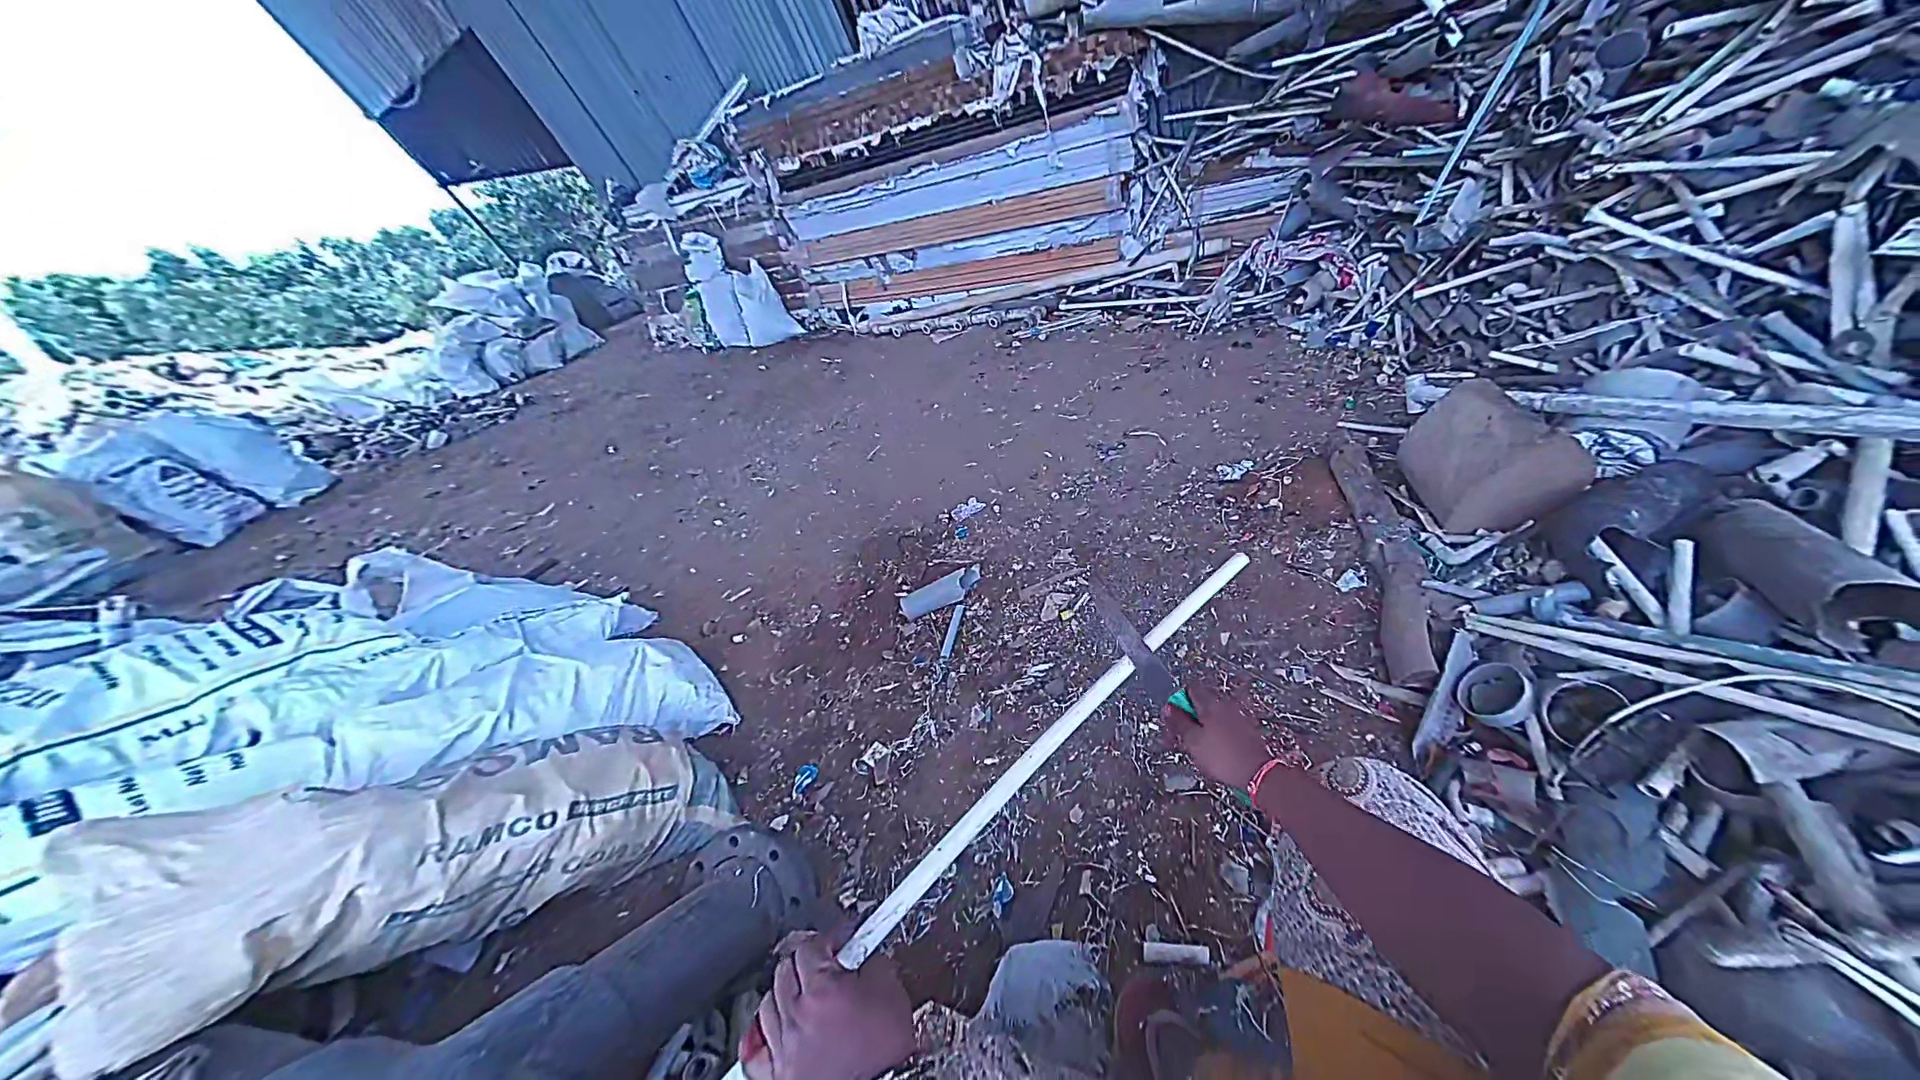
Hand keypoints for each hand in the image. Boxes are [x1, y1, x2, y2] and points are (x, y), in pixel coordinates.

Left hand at [739, 932, 915, 1079]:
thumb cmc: (884, 1052)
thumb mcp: (891, 991)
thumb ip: (874, 962)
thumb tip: (866, 955)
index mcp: (822, 990)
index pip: (810, 947)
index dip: (827, 940)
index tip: (840, 942)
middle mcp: (796, 1016)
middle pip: (784, 971)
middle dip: (803, 961)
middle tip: (821, 962)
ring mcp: (783, 1048)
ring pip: (767, 1004)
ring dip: (782, 993)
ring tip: (800, 992)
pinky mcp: (778, 1076)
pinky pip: (753, 1053)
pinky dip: (758, 1038)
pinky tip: (767, 1030)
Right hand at [1163, 682, 1282, 790]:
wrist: (1258, 775)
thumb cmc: (1224, 758)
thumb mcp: (1192, 741)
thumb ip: (1179, 722)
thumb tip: (1169, 709)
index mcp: (1210, 704)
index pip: (1189, 690)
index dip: (1178, 702)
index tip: (1173, 717)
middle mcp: (1226, 706)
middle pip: (1202, 702)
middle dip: (1190, 715)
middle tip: (1182, 733)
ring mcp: (1239, 718)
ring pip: (1214, 716)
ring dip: (1203, 726)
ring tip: (1197, 746)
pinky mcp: (1247, 732)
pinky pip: (1226, 727)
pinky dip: (1216, 734)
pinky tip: (1214, 750)